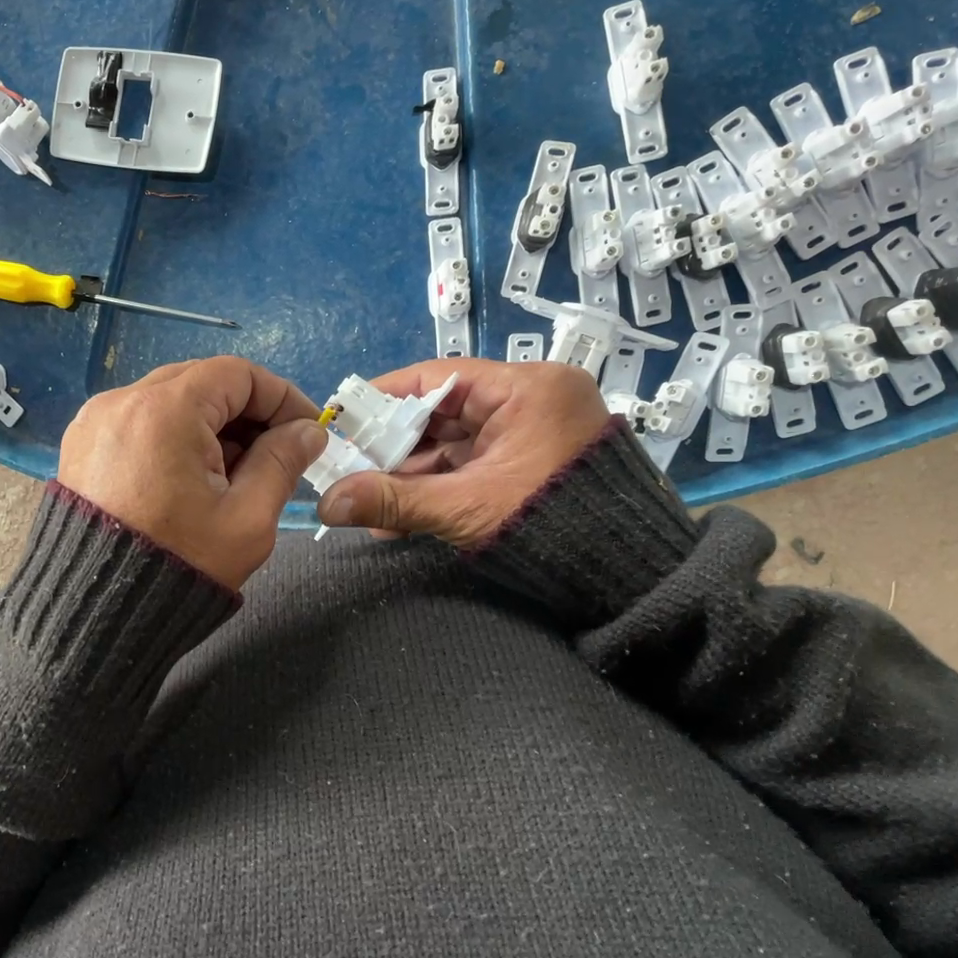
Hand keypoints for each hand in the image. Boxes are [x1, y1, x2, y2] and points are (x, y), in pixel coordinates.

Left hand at [58, 357, 326, 589]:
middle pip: (200, 382)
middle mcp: (122, 401)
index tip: (305, 430)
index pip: (237, 374)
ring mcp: (94, 421)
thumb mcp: (247, 518)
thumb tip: (307, 431)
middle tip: (276, 454)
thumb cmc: (180, 564)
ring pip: (168, 401)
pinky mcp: (80, 445)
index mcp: (165, 410)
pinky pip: (138, 423)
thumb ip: (282, 462)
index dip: (280, 396)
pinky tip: (190, 478)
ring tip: (233, 474)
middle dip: (245, 412)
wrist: (95, 614)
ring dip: (209, 426)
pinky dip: (171, 437)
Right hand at [316, 360, 610, 548]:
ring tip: (366, 503)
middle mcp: (531, 401)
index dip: (384, 398)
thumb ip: (393, 501)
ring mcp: (530, 436)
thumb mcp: (465, 509)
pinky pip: (469, 468)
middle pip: (441, 414)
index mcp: (526, 390)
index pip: (438, 377)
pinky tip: (396, 517)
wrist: (630, 579)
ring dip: (408, 477)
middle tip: (348, 469)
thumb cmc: (550, 525)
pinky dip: (434, 489)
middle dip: (391, 449)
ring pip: (451, 446)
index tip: (343, 419)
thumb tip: (327, 503)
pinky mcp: (528, 466)